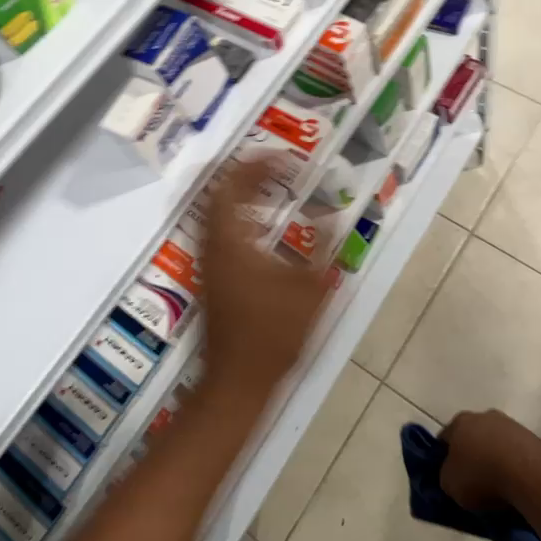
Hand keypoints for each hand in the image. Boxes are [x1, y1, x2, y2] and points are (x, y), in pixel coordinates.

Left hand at [197, 162, 330, 400]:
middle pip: (218, 193)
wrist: (237, 382)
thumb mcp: (309, 289)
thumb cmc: (274, 335)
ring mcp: (207, 263)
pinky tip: (260, 225)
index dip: (258, 165)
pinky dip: (236, 214)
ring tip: (268, 186)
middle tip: (275, 166)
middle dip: (246, 173)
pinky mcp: (210, 278)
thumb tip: (333, 213)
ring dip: (239, 193)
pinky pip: (217, 229)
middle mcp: (213, 246)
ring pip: (215, 212)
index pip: (236, 187)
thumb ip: (324, 247)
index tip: (284, 158)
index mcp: (232, 241)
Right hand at [439, 409, 540, 513]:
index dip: (443, 457)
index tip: (448, 476)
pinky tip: (514, 484)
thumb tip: (452, 474)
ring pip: (495, 443)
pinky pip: (515, 453)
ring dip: (494, 459)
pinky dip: (513, 466)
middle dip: (471, 456)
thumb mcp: (450, 484)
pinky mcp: (532, 438)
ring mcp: (510, 424)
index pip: (445, 438)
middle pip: (472, 437)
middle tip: (471, 481)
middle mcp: (483, 416)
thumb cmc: (481, 475)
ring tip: (496, 486)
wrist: (529, 474)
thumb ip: (446, 476)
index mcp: (459, 422)